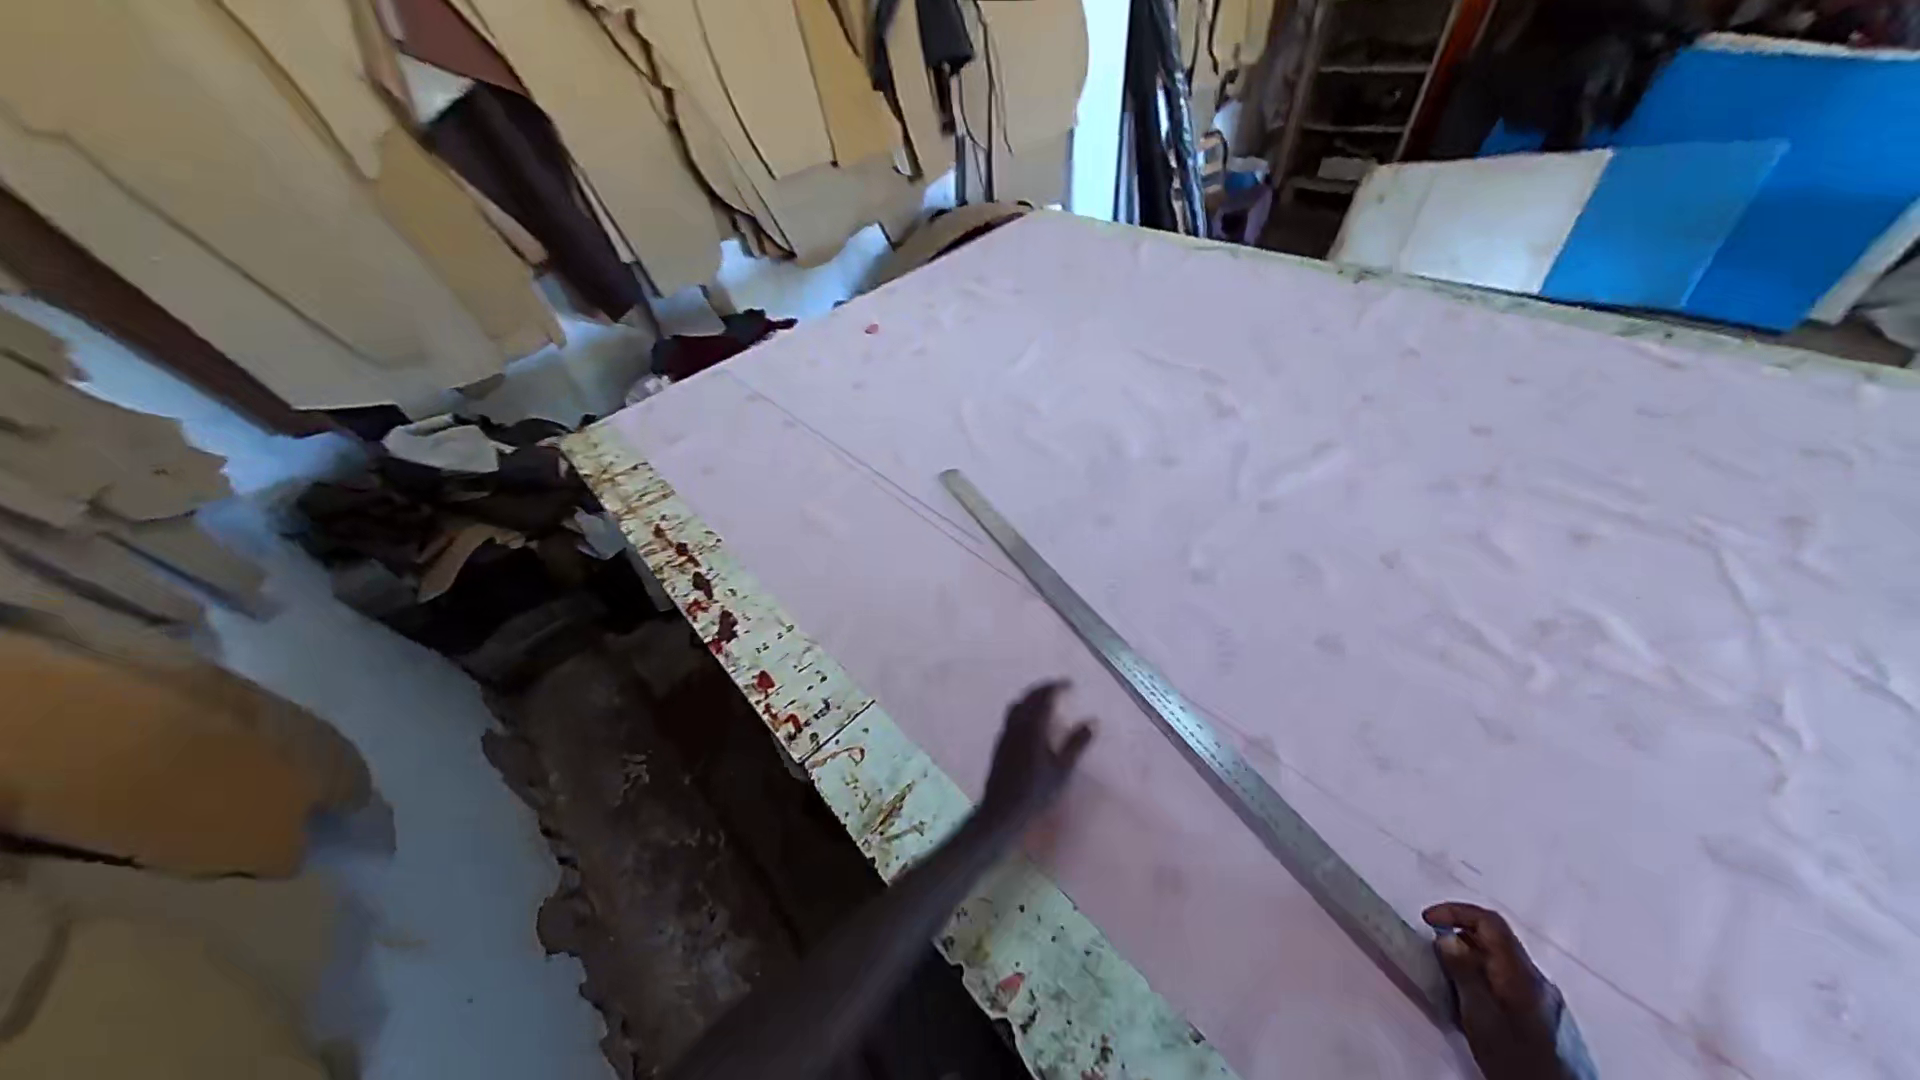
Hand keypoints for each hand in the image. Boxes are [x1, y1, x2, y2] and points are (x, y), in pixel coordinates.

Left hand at [978, 681, 1093, 826]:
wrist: (1003, 810)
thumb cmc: (1036, 792)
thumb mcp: (1062, 769)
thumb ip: (1077, 743)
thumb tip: (1092, 721)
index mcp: (1032, 726)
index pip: (1044, 697)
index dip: (1057, 687)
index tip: (1070, 683)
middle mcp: (1016, 724)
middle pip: (1028, 697)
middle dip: (1043, 688)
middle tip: (1058, 687)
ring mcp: (1005, 733)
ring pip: (1017, 704)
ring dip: (1030, 696)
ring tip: (1044, 699)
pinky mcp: (999, 743)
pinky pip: (1011, 715)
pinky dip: (1022, 707)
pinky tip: (1029, 720)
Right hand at [1423, 903, 1580, 1079]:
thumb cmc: (1516, 1062)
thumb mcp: (1480, 1018)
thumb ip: (1463, 974)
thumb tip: (1445, 936)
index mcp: (1521, 975)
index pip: (1490, 922)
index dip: (1455, 911)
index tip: (1427, 920)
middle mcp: (1537, 980)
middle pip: (1496, 937)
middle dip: (1460, 932)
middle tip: (1434, 947)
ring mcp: (1544, 997)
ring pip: (1501, 956)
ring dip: (1470, 953)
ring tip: (1448, 973)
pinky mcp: (1543, 1013)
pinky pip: (1507, 975)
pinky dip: (1482, 971)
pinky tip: (1471, 996)